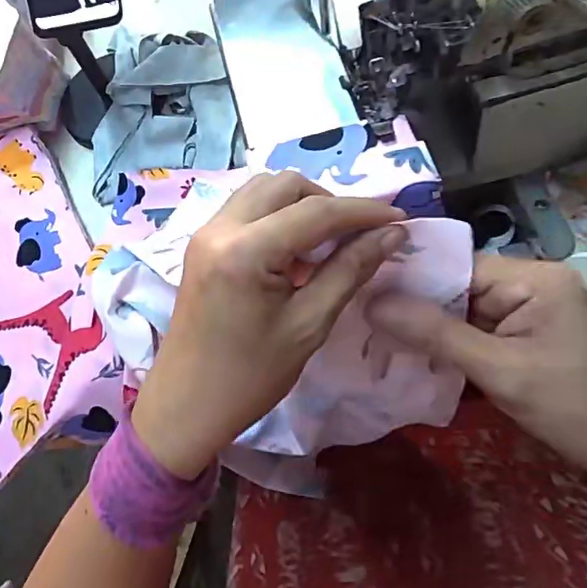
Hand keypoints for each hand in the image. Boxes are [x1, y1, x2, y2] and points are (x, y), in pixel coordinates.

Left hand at [131, 172, 404, 477]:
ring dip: (300, 204)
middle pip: (285, 185)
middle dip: (329, 202)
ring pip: (262, 190)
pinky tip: (294, 252)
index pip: (315, 210)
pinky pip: (245, 209)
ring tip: (326, 244)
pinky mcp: (201, 243)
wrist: (187, 402)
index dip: (363, 211)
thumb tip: (391, 234)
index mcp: (245, 250)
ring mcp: (205, 232)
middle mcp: (219, 228)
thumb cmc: (250, 375)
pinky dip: (276, 216)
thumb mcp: (309, 325)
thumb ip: (350, 270)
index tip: (399, 219)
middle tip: (358, 235)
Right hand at [367, 253, 586, 492]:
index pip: (454, 265)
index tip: (361, 297)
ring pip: (467, 314)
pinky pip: (483, 334)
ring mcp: (537, 313)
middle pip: (458, 288)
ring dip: (432, 333)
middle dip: (415, 310)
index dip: (408, 281)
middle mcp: (535, 285)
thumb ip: (436, 334)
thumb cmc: (582, 410)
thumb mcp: (502, 372)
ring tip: (379, 342)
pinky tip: (419, 360)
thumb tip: (370, 301)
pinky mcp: (536, 340)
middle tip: (363, 324)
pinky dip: (455, 348)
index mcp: (534, 278)